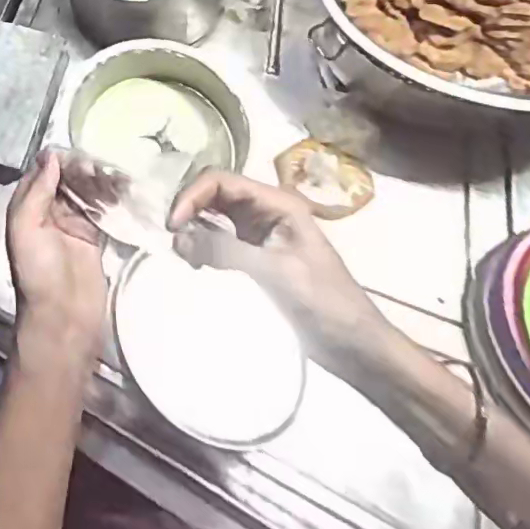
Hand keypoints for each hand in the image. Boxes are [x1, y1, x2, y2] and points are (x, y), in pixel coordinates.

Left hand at [6, 151, 105, 365]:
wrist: (63, 318)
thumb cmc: (38, 272)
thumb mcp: (25, 228)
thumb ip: (36, 191)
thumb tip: (52, 155)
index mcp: (28, 205)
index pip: (44, 170)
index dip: (62, 159)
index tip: (83, 155)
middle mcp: (50, 209)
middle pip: (69, 177)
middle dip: (86, 169)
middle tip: (106, 170)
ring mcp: (73, 222)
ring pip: (88, 190)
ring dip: (103, 181)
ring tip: (120, 179)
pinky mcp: (95, 235)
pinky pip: (104, 208)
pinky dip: (114, 197)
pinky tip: (126, 190)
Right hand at [169, 170, 384, 362]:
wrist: (357, 347)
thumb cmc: (324, 303)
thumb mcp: (275, 272)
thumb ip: (227, 250)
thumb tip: (177, 238)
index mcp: (277, 203)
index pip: (222, 180)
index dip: (193, 195)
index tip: (173, 225)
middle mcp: (266, 211)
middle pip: (215, 193)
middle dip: (190, 209)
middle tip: (172, 238)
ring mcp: (260, 234)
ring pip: (215, 216)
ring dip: (194, 227)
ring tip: (181, 253)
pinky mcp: (255, 257)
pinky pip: (220, 240)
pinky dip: (202, 245)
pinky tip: (196, 263)